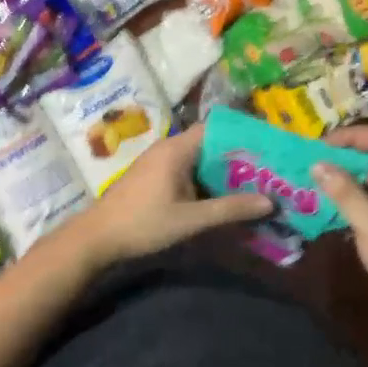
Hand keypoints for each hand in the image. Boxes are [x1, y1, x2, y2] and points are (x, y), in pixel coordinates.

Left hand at [72, 123, 272, 264]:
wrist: (97, 237)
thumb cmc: (143, 223)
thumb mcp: (190, 219)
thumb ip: (230, 209)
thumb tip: (270, 202)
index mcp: (177, 149)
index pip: (217, 128)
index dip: (243, 136)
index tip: (269, 148)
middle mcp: (168, 148)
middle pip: (210, 144)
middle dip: (239, 158)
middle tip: (270, 172)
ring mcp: (159, 163)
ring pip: (199, 160)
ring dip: (223, 172)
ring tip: (254, 186)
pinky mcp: (154, 178)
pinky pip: (187, 171)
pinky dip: (206, 181)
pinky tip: (223, 198)